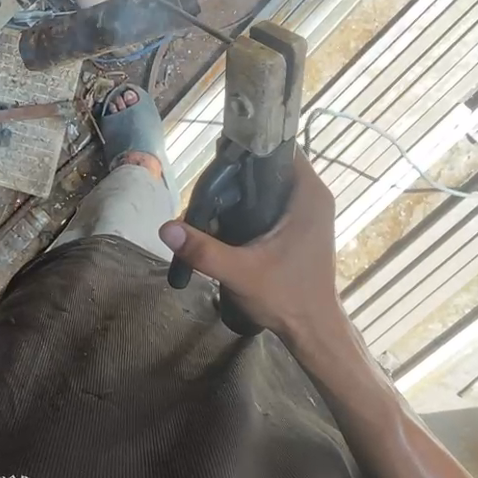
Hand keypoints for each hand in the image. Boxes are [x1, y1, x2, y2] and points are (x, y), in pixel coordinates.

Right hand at [158, 151, 344, 341]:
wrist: (312, 331)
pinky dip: (244, 206)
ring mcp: (306, 210)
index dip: (246, 147)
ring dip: (236, 192)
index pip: (278, 146)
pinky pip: (267, 200)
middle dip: (233, 175)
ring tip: (209, 208)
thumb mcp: (241, 274)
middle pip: (266, 164)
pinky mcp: (297, 225)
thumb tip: (165, 228)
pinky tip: (222, 222)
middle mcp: (311, 195)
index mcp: (308, 195)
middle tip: (205, 191)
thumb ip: (204, 251)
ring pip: (264, 183)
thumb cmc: (287, 299)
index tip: (215, 161)